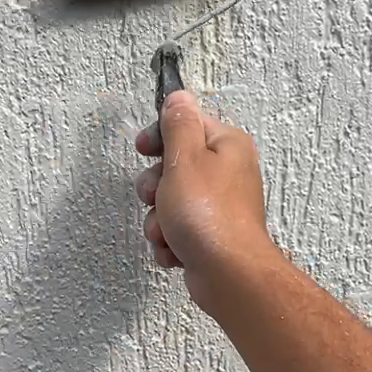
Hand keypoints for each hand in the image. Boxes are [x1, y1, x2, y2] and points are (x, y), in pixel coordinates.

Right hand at [135, 90, 279, 308]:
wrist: (227, 274)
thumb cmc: (208, 217)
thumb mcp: (185, 159)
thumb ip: (178, 124)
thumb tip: (178, 98)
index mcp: (226, 146)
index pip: (186, 126)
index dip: (158, 138)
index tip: (143, 149)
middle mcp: (227, 174)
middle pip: (173, 169)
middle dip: (154, 189)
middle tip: (156, 197)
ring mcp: (219, 208)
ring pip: (170, 206)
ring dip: (158, 221)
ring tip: (167, 232)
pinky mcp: (210, 238)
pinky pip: (177, 233)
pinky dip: (170, 244)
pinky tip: (175, 251)